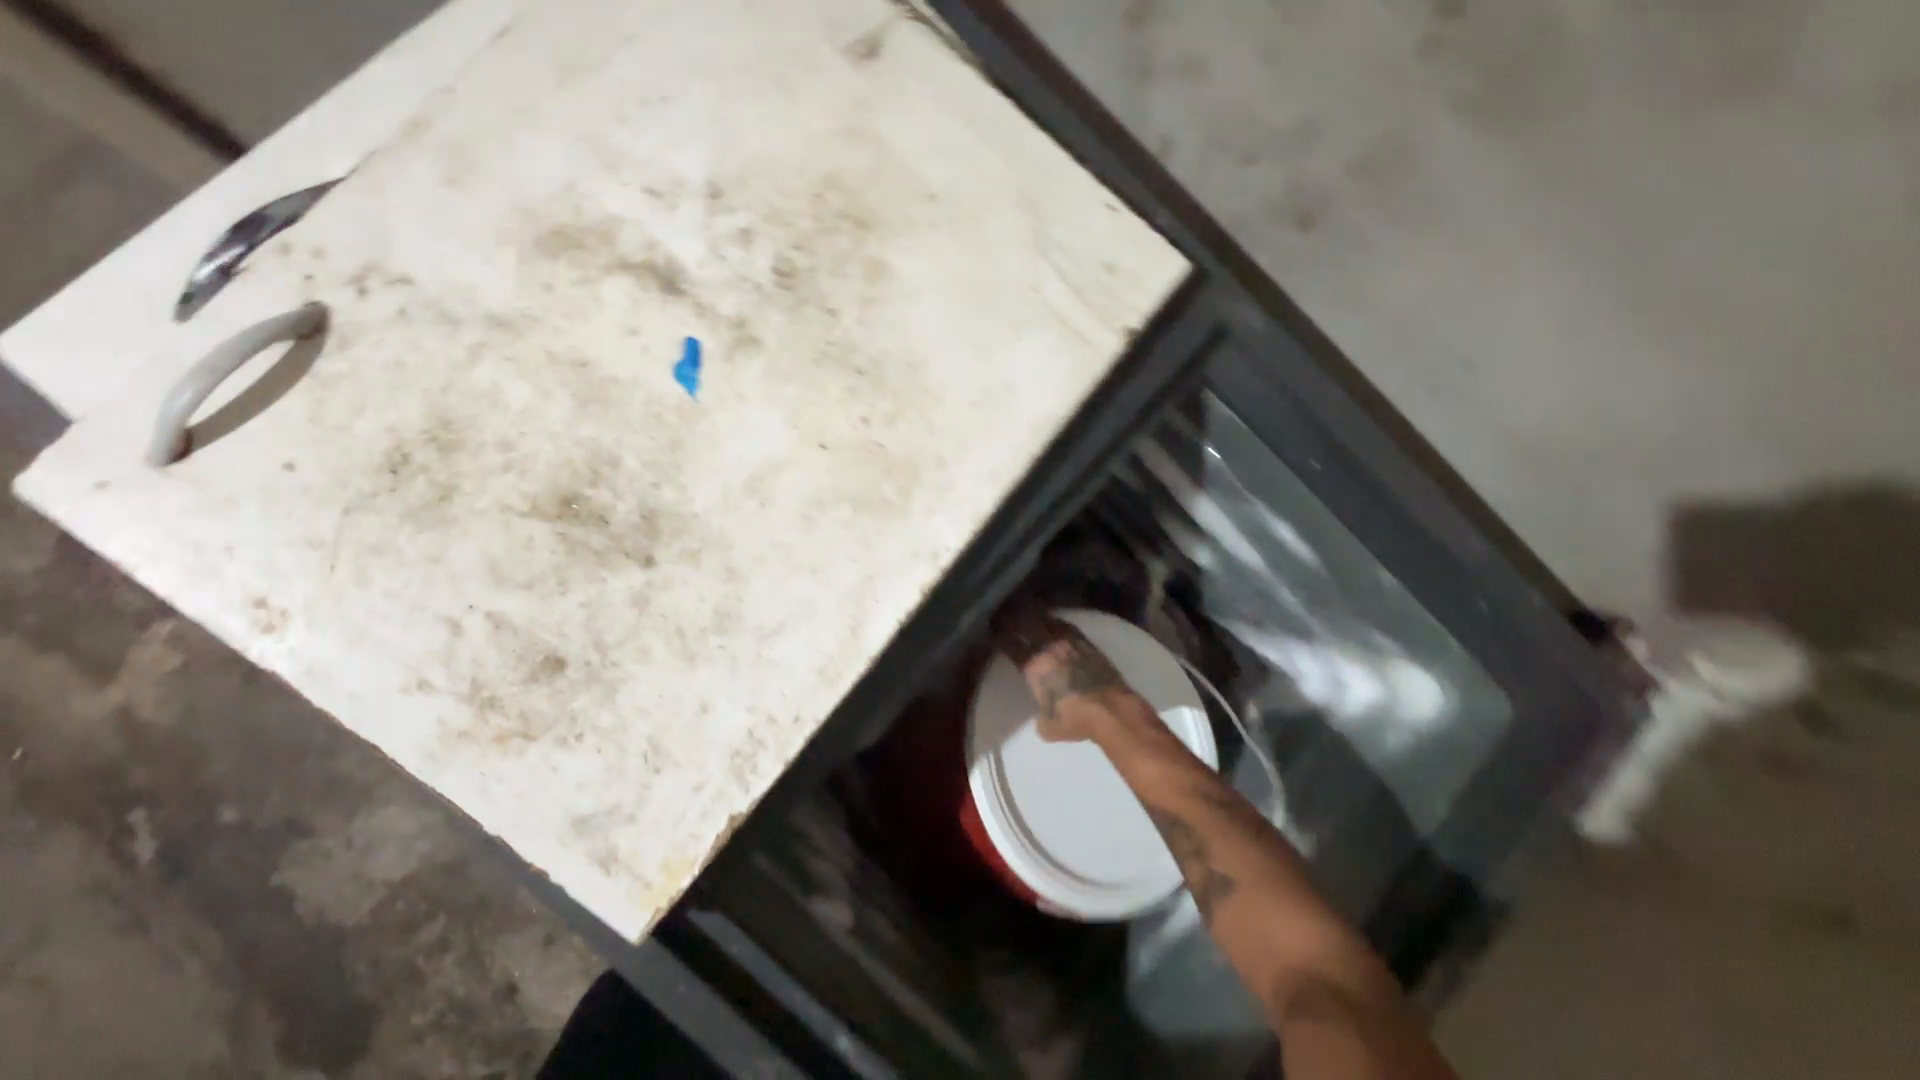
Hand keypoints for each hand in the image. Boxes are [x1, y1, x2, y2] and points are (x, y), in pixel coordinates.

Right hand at [989, 596, 1133, 742]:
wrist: (1111, 710)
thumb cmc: (1076, 720)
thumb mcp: (1048, 726)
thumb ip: (1040, 716)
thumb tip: (1043, 715)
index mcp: (1033, 667)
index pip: (1010, 645)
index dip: (998, 636)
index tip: (990, 630)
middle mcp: (1048, 649)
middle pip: (1026, 624)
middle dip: (1012, 616)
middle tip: (1004, 610)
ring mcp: (1069, 643)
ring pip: (1047, 620)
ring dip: (1035, 614)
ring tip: (1027, 608)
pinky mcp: (1088, 644)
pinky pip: (1068, 626)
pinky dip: (1057, 621)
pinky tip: (1055, 621)